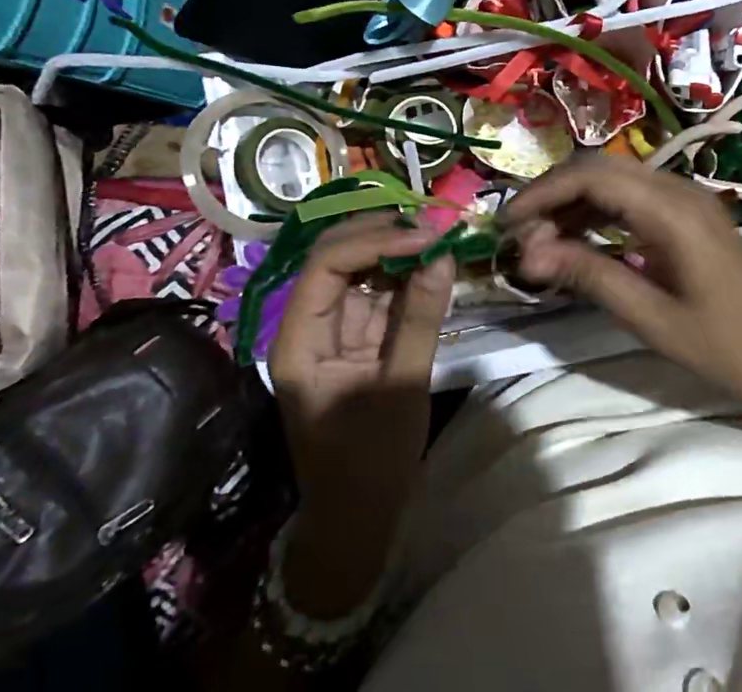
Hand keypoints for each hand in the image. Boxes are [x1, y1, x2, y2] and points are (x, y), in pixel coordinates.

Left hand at [267, 214, 451, 615]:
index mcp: (299, 341)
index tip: (424, 236)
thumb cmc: (371, 462)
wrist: (358, 519)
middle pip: (336, 259)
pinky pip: (379, 298)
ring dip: (398, 252)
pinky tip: (433, 265)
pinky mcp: (357, 343)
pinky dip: (406, 280)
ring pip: (360, 274)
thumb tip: (442, 257)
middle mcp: (308, 327)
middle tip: (434, 223)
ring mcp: (333, 333)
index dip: (374, 242)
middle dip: (382, 234)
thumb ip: (420, 319)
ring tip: (440, 235)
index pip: (326, 266)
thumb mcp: (402, 388)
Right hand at [500, 156, 741, 397]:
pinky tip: (579, 240)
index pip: (594, 177)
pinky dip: (600, 212)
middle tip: (521, 235)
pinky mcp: (690, 213)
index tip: (509, 224)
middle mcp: (680, 190)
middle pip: (602, 169)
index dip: (544, 193)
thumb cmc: (722, 344)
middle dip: (555, 194)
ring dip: (575, 202)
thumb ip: (590, 276)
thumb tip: (528, 254)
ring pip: (617, 180)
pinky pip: (635, 197)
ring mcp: (688, 198)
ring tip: (542, 242)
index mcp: (673, 212)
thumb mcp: (649, 317)